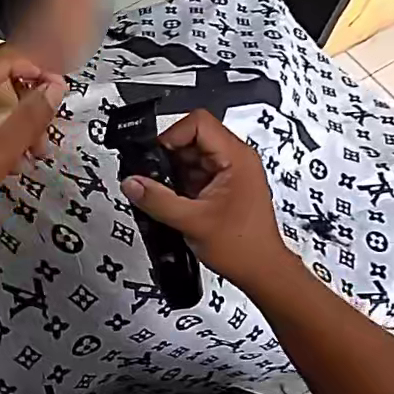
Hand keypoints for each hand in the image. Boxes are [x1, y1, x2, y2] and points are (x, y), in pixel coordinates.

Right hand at [120, 109, 298, 289]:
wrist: (261, 271)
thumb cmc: (243, 247)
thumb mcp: (191, 222)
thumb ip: (157, 200)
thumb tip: (133, 183)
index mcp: (236, 158)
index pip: (198, 123)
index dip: (171, 136)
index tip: (156, 156)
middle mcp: (237, 160)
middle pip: (193, 138)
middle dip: (170, 158)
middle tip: (156, 179)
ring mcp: (231, 173)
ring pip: (192, 157)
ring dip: (175, 174)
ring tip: (170, 196)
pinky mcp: (225, 187)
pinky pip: (196, 174)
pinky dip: (182, 186)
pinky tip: (178, 205)